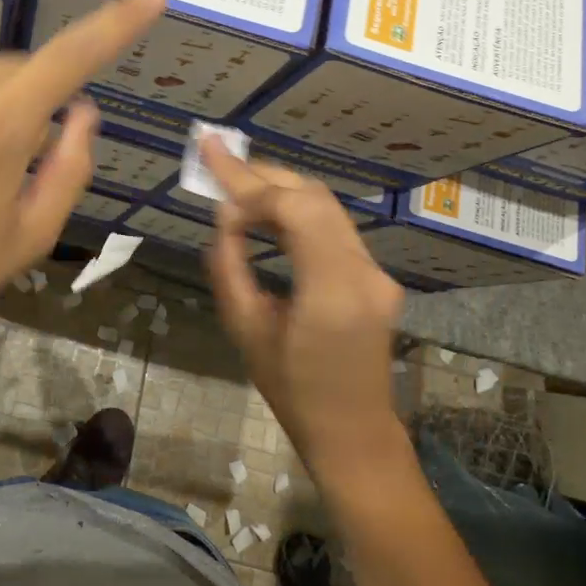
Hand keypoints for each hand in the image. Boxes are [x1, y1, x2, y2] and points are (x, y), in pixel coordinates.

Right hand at [201, 140, 405, 469]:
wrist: (352, 431)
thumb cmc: (292, 390)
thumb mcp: (246, 330)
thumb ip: (230, 267)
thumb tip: (224, 218)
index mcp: (333, 290)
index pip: (294, 209)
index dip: (249, 187)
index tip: (209, 170)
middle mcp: (364, 271)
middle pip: (312, 197)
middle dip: (261, 174)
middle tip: (217, 154)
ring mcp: (376, 271)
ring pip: (325, 205)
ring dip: (279, 188)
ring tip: (234, 177)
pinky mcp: (375, 274)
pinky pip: (332, 226)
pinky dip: (296, 209)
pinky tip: (265, 209)